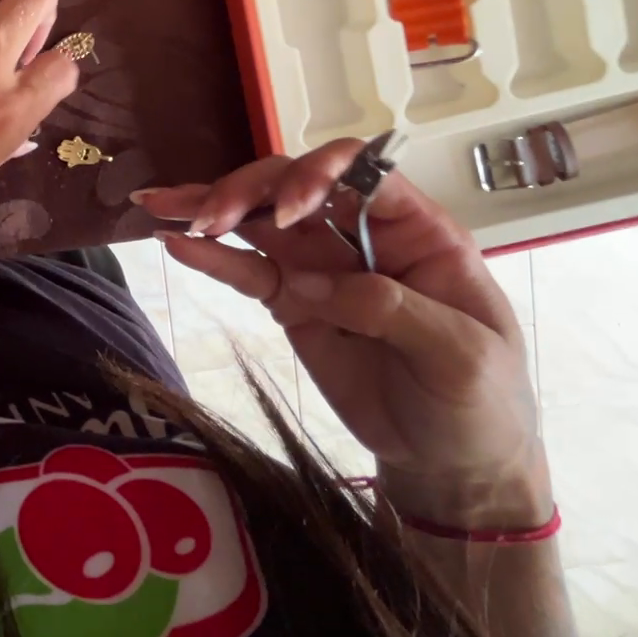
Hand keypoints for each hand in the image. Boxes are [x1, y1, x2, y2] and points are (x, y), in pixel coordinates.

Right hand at [132, 140, 549, 529]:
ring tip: (159, 208)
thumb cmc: (478, 403)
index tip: (287, 213)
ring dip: (207, 209)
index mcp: (415, 232)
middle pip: (291, 186)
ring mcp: (317, 266)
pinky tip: (172, 242)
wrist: (448, 462)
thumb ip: (389, 308)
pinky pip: (242, 268)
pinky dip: (206, 255)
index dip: (317, 175)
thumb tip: (307, 283)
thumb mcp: (461, 356)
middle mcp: (358, 235)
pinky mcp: (287, 299)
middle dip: (245, 192)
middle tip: (206, 219)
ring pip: (255, 220)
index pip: (362, 174)